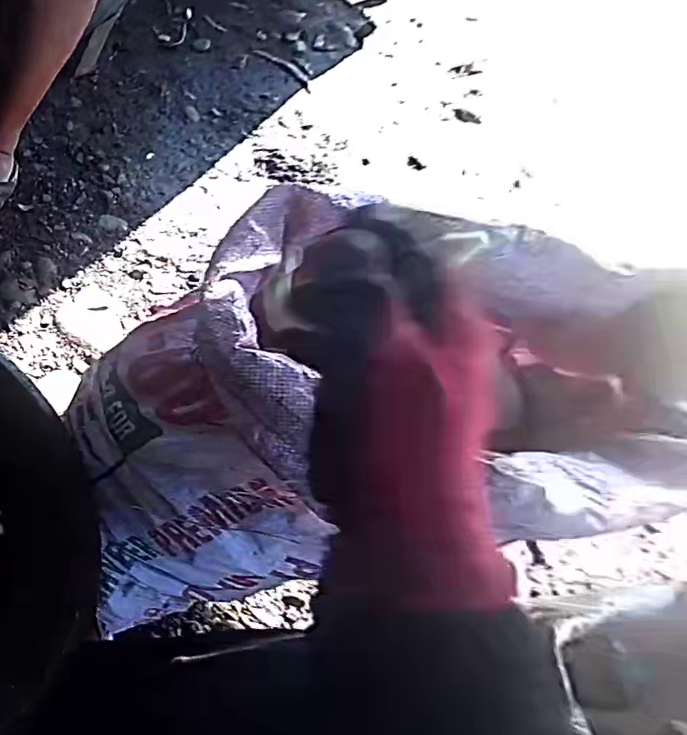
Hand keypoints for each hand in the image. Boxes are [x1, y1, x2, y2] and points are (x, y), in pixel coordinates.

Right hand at [306, 267, 512, 610]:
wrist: (403, 513)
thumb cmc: (391, 438)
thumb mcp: (379, 359)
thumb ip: (368, 305)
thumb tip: (342, 259)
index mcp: (448, 328)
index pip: (419, 261)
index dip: (383, 237)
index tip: (340, 221)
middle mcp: (439, 342)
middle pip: (393, 287)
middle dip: (346, 270)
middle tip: (299, 264)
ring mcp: (415, 372)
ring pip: (369, 319)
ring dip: (326, 306)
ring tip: (286, 306)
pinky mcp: (385, 398)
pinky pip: (351, 351)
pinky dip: (319, 340)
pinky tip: (289, 347)